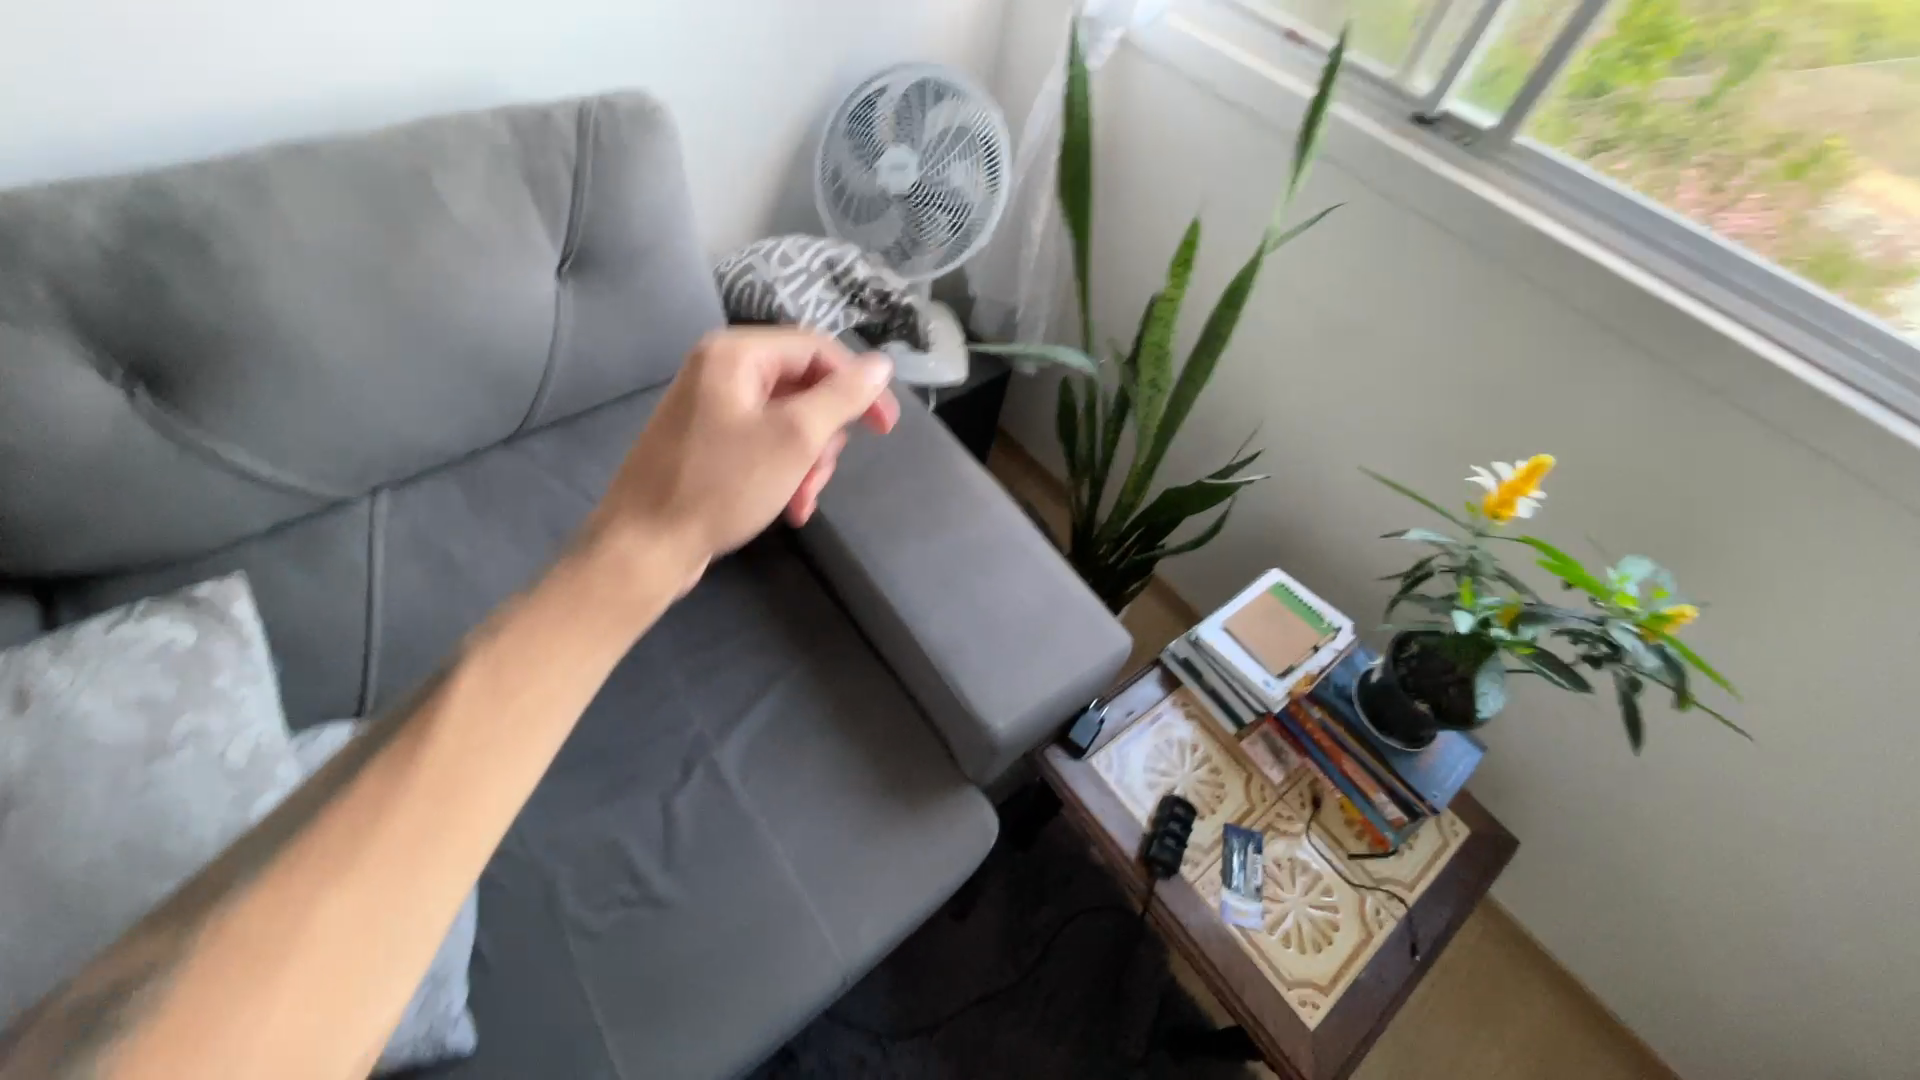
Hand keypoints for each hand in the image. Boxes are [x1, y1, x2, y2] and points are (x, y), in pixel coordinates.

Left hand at [585, 328, 899, 590]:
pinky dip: (785, 473)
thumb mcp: (795, 439)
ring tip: (802, 500)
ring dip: (808, 463)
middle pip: (804, 389)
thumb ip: (842, 397)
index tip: (887, 427)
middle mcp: (721, 371)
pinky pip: (764, 445)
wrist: (644, 547)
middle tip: (822, 474)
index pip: (817, 350)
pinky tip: (789, 509)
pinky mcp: (708, 445)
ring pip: (789, 423)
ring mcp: (712, 409)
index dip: (859, 385)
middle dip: (824, 438)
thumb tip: (881, 364)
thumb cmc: (721, 486)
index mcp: (736, 354)